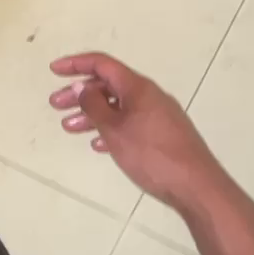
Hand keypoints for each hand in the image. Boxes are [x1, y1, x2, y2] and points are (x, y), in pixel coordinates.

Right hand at [50, 52, 231, 215]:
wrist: (200, 190)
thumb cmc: (152, 155)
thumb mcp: (114, 129)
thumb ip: (93, 105)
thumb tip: (82, 87)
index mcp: (137, 87)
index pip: (101, 64)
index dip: (75, 64)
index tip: (54, 70)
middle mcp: (149, 96)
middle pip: (107, 86)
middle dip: (79, 94)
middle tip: (56, 105)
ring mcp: (159, 116)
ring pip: (117, 107)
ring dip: (92, 114)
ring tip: (69, 128)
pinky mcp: (165, 136)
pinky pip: (130, 123)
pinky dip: (111, 129)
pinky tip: (98, 144)